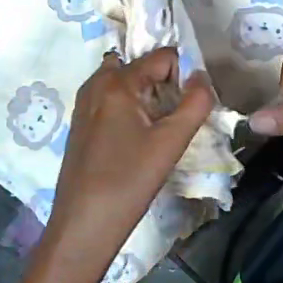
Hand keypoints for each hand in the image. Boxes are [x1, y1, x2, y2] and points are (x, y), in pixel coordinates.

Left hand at [42, 48, 212, 278]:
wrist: (83, 225)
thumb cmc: (128, 182)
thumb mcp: (170, 142)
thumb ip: (195, 104)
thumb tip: (202, 77)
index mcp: (117, 82)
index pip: (162, 57)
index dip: (184, 74)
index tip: (193, 104)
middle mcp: (96, 84)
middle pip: (141, 67)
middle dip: (164, 83)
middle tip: (177, 117)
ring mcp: (84, 104)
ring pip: (124, 83)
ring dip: (146, 96)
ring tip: (159, 128)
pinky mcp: (81, 124)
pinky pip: (111, 100)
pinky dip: (129, 108)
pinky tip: (138, 140)